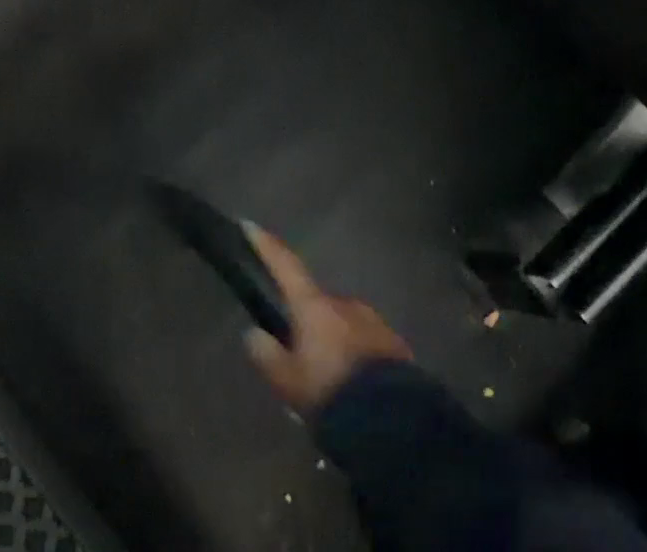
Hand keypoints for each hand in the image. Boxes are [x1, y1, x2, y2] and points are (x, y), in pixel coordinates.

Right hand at [242, 222, 412, 413]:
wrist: (396, 422)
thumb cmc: (330, 391)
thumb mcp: (285, 379)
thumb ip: (265, 353)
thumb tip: (254, 333)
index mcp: (314, 306)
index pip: (285, 266)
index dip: (266, 245)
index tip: (250, 225)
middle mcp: (345, 304)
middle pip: (315, 303)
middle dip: (306, 320)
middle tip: (297, 352)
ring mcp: (375, 323)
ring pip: (342, 323)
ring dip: (333, 339)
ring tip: (328, 377)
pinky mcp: (396, 346)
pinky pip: (365, 342)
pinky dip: (354, 354)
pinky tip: (352, 383)